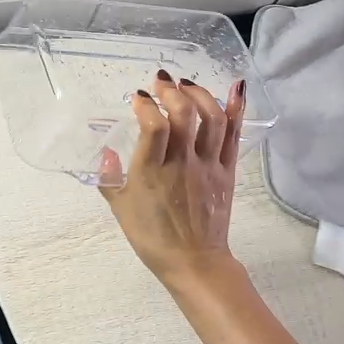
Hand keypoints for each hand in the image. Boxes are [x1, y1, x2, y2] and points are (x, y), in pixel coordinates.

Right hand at [98, 71, 246, 284]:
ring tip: (187, 84)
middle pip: (184, 115)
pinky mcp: (227, 171)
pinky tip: (235, 88)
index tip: (138, 98)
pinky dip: (236, 109)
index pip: (153, 126)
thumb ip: (109, 178)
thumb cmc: (151, 236)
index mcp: (151, 173)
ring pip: (212, 119)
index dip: (146, 105)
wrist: (193, 261)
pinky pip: (233, 135)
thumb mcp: (119, 208)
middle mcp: (182, 164)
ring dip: (200, 94)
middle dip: (172, 90)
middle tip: (161, 82)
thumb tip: (107, 152)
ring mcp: (208, 166)